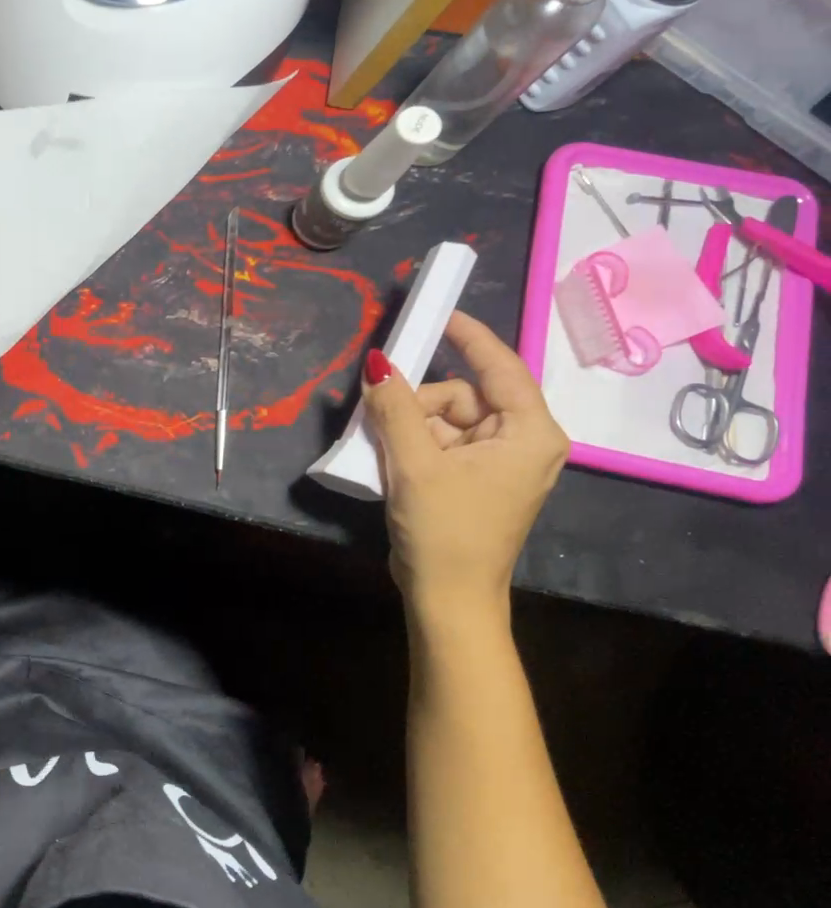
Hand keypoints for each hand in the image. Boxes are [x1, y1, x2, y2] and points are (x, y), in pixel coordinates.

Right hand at [361, 311, 569, 610]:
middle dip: (418, 404)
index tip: (440, 313)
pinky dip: (412, 447)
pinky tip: (389, 462)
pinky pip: (440, 445)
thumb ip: (395, 410)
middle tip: (376, 421)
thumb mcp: (415, 465)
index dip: (470, 338)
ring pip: (444, 422)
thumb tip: (378, 363)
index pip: (501, 368)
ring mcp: (497, 463)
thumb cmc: (445, 528)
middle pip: (462, 398)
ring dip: (408, 428)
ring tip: (379, 452)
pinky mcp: (473, 481)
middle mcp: (521, 442)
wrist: (448, 594)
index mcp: (529, 433)